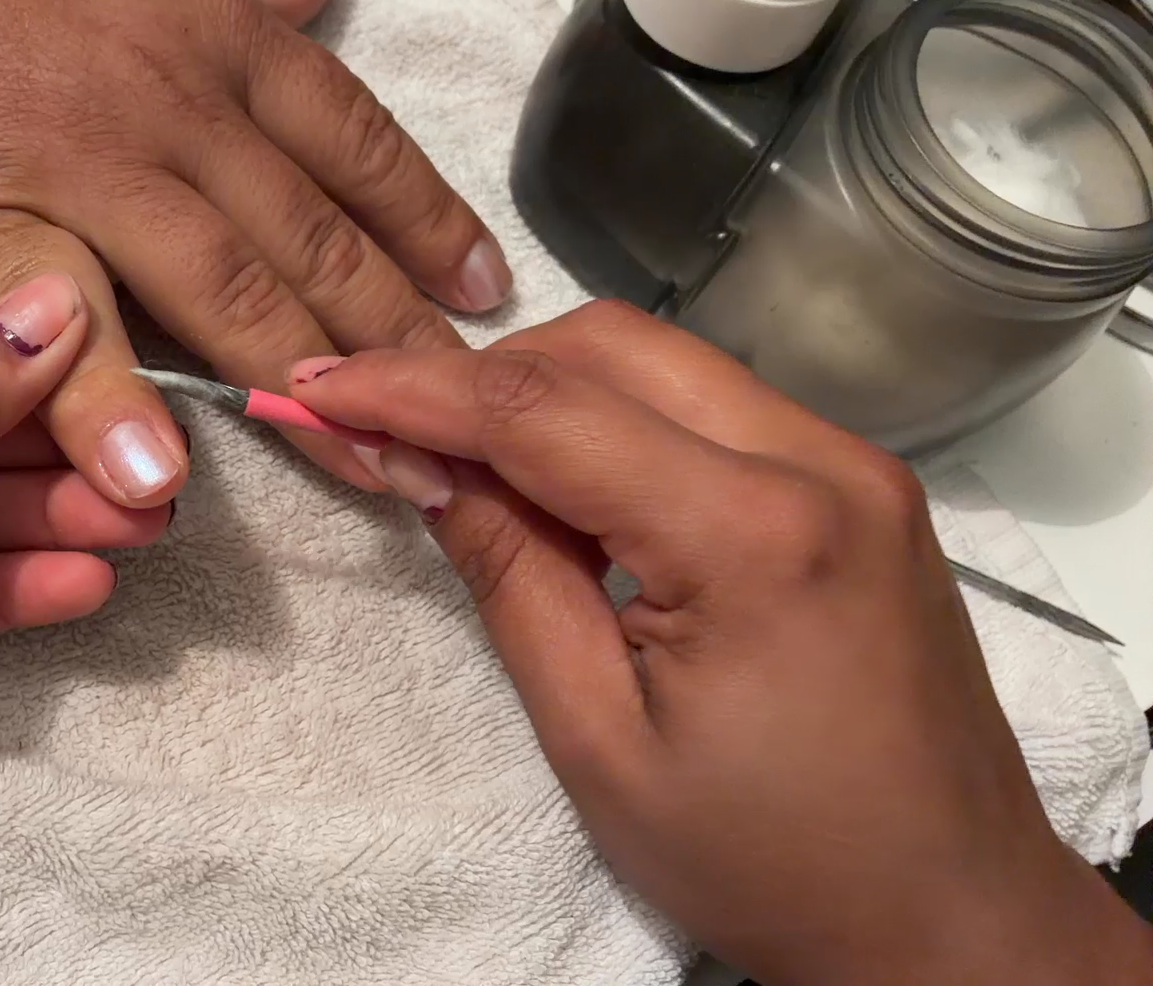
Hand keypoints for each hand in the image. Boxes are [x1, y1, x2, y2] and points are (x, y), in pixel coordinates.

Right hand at [0, 0, 506, 509]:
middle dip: (395, 339)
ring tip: (371, 469)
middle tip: (457, 423)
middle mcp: (178, 106)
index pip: (358, 146)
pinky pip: (61, 320)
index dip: (430, 226)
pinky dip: (109, 398)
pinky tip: (155, 473)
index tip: (482, 296)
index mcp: (220, 38)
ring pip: (223, 286)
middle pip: (313, 239)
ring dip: (303, 383)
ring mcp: (88, 167)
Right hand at [289, 302, 1152, 984]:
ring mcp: (840, 456)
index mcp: (749, 534)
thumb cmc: (758, 856)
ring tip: (455, 457)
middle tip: (384, 427)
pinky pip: (681, 396)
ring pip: (639, 355)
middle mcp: (813, 458)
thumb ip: (501, 568)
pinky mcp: (837, 474)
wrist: (948, 921)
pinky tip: (545, 477)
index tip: (320, 386)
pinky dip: (587, 412)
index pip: (537, 413)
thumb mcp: (589, 729)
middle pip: (595, 346)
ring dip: (525, 388)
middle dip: (468, 374)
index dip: (409, 388)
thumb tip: (413, 460)